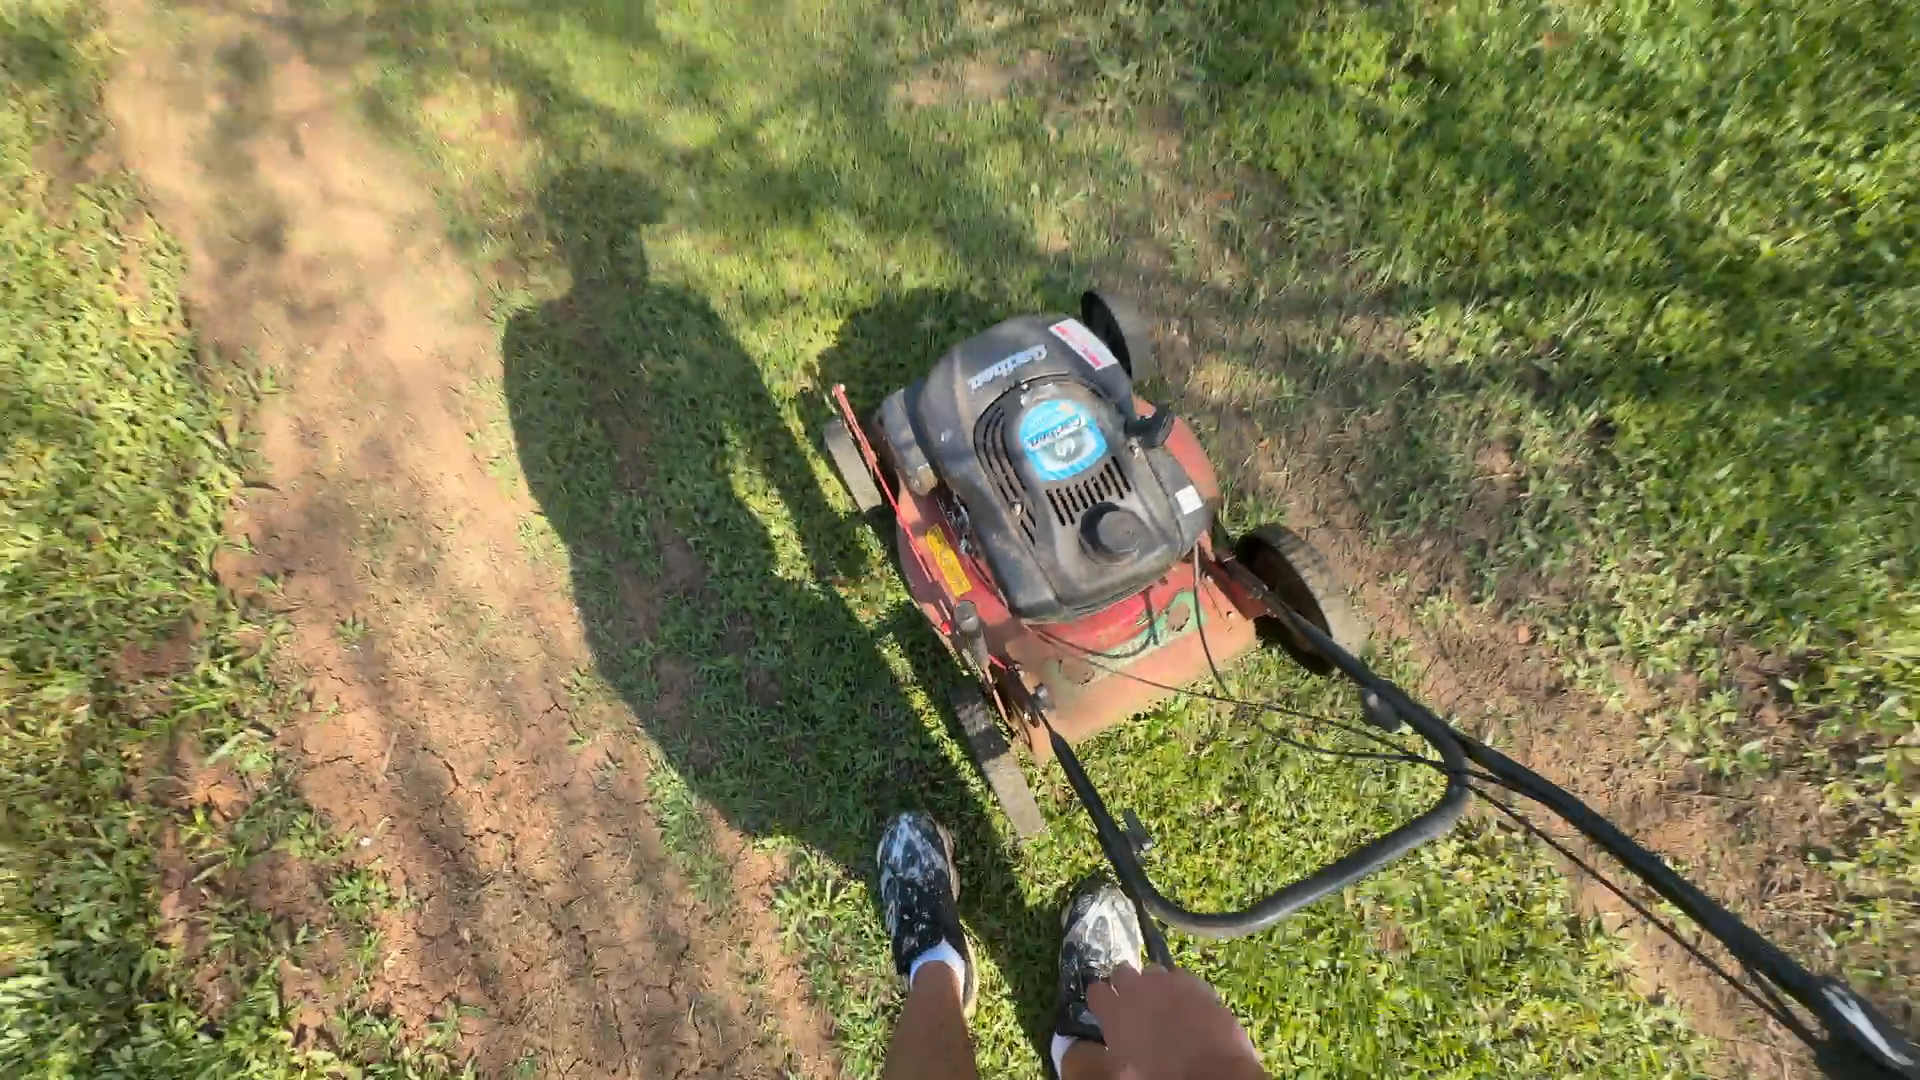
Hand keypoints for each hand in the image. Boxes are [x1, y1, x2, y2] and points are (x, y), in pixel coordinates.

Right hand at [1086, 964, 1265, 1079]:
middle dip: (1126, 985)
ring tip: (1164, 1006)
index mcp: (1116, 1013)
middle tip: (1135, 1006)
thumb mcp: (1124, 1073)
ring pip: (1152, 972)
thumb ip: (1109, 1053)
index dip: (1101, 1001)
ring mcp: (1166, 982)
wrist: (1213, 1077)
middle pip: (1122, 971)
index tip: (1107, 1011)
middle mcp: (1137, 989)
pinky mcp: (1193, 983)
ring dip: (1154, 986)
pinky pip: (1180, 979)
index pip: (1096, 991)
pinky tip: (1189, 1008)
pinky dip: (1181, 990)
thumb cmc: (1162, 1079)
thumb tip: (1098, 1049)